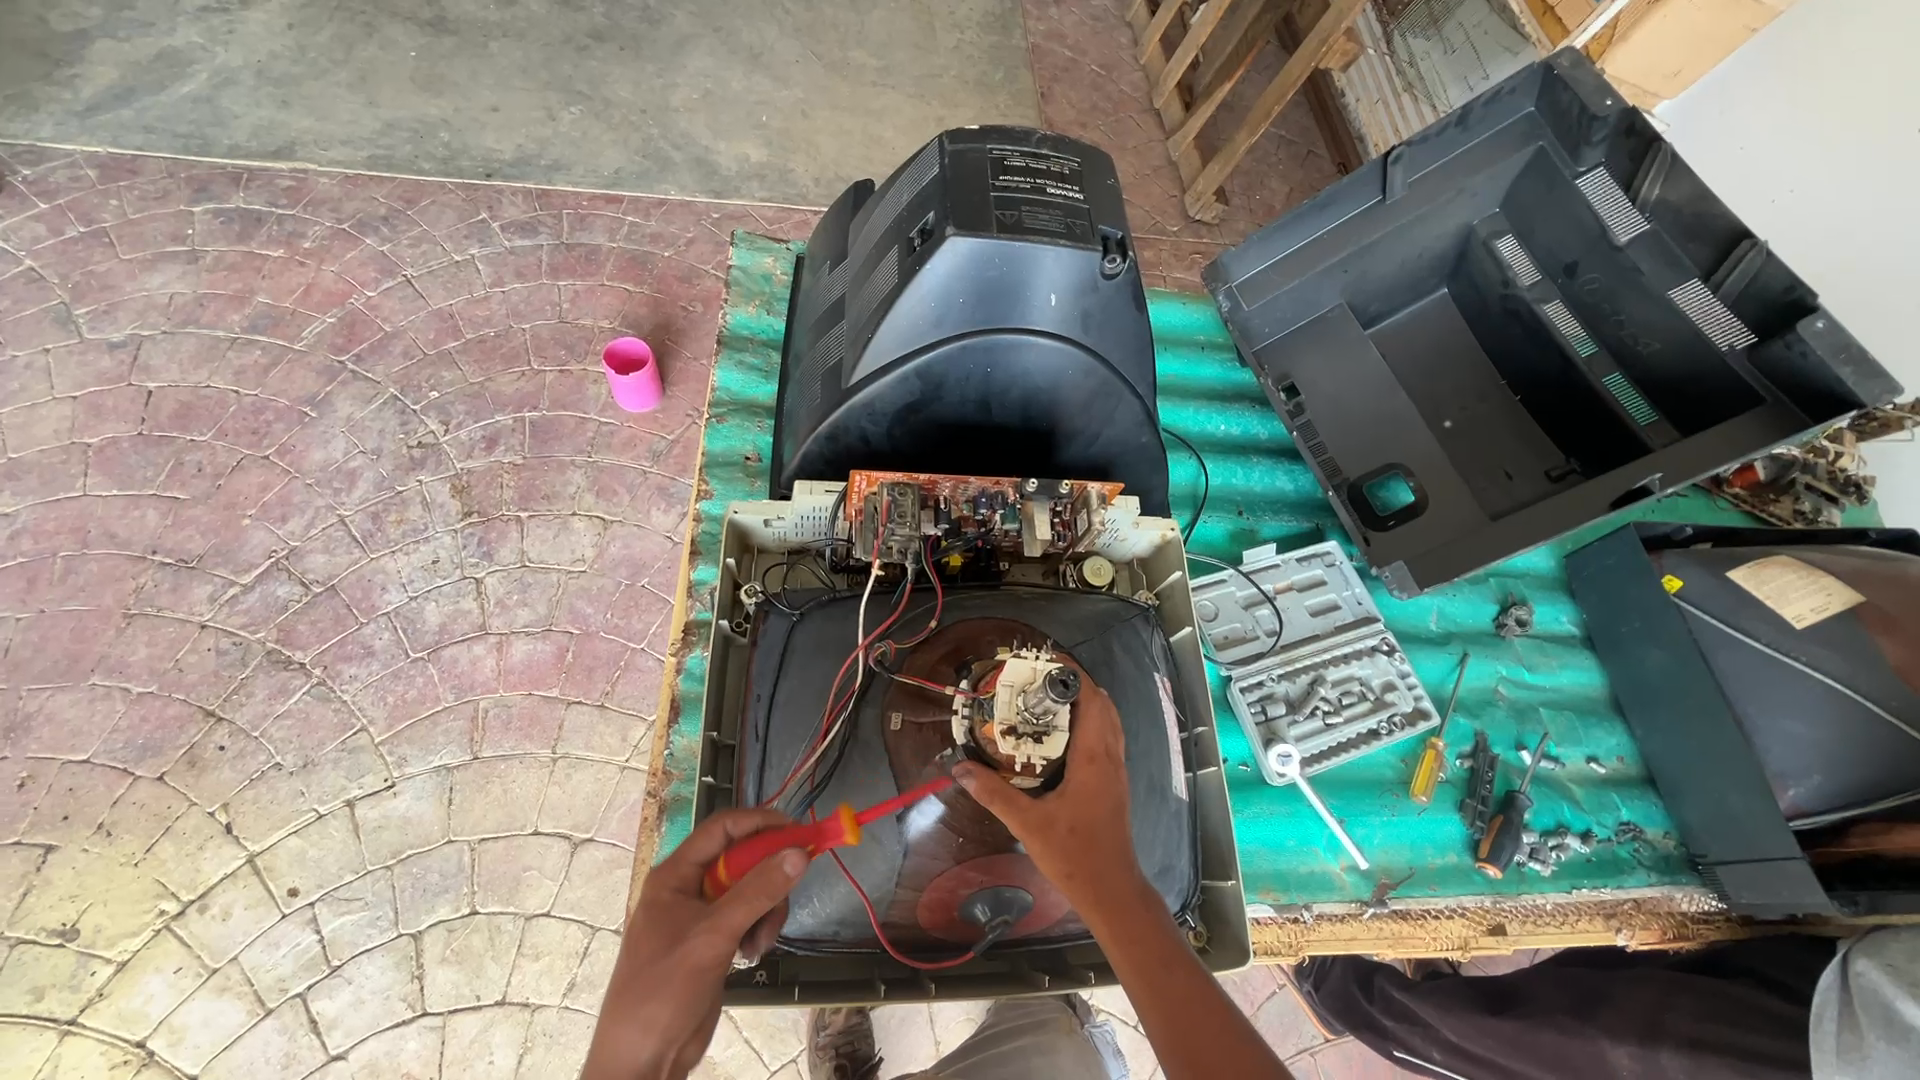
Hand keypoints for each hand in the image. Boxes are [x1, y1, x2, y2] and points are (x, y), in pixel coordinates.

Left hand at [583, 808, 807, 1079]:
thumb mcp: (713, 936)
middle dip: (768, 877)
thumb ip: (757, 892)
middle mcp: (689, 887)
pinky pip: (749, 916)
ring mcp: (702, 915)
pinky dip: (758, 929)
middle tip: (791, 888)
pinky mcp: (714, 941)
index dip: (760, 823)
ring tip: (759, 943)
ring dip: (766, 910)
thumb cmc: (664, 990)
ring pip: (752, 889)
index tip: (797, 830)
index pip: (722, 828)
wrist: (642, 1060)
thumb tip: (799, 853)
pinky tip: (751, 954)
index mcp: (675, 874)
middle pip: (742, 859)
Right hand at [951, 680, 1146, 909]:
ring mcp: (1117, 770)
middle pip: (1102, 704)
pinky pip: (1107, 739)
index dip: (1071, 675)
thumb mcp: (1027, 823)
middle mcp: (1111, 756)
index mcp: (1094, 756)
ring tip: (1047, 702)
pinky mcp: (1115, 784)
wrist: (1112, 890)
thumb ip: (993, 793)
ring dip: (1084, 705)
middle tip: (1037, 682)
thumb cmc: (1074, 854)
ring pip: (1108, 722)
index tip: (1043, 663)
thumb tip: (959, 769)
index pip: (1091, 699)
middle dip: (1074, 686)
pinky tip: (1061, 739)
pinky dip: (1090, 725)